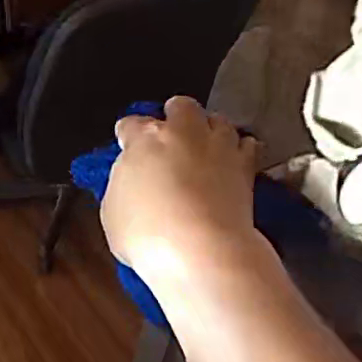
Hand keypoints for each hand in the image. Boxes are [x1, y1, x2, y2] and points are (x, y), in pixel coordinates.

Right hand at [100, 96, 262, 283]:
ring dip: (211, 129)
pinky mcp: (245, 167)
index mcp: (144, 140)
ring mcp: (218, 147)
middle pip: (181, 108)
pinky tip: (235, 162)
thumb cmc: (153, 236)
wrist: (200, 253)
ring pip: (218, 120)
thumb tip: (127, 187)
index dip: (129, 136)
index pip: (132, 126)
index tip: (129, 145)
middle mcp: (184, 134)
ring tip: (205, 145)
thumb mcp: (112, 217)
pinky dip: (241, 151)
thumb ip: (120, 189)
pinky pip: (248, 145)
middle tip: (170, 134)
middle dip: (175, 117)